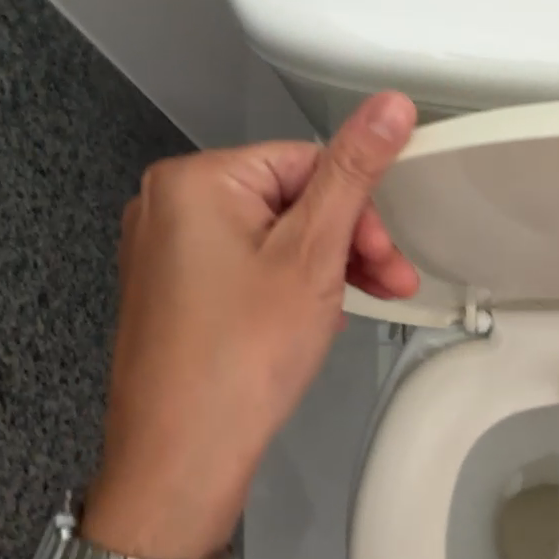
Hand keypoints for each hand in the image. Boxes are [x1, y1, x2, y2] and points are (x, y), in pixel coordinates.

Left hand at [83, 92, 419, 558]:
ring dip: (327, 266)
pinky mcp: (176, 291)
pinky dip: (292, 285)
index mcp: (195, 180)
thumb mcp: (314, 254)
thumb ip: (355, 173)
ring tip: (360, 306)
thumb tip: (390, 103)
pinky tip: (316, 317)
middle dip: (347, 242)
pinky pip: (250, 267)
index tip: (387, 258)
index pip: (308, 162)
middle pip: (292, 199)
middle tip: (388, 284)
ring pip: (275, 236)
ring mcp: (168, 252)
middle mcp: (170, 205)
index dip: (359, 209)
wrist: (184, 455)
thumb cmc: (246, 353)